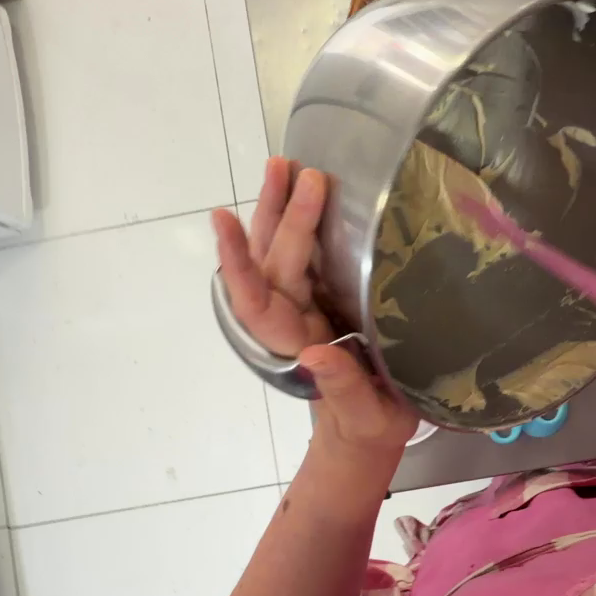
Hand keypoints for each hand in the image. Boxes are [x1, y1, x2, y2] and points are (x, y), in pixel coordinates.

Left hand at [214, 157, 417, 457]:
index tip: (226, 223)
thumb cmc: (369, 425)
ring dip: (276, 210)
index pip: (259, 304)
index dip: (241, 264)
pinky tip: (301, 194)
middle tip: (299, 172)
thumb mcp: (366, 415)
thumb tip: (313, 356)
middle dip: (281, 218)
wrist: (365, 428)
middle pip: (272, 265)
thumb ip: (342, 388)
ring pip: (278, 255)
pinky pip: (301, 258)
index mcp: (296, 347)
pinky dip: (296, 224)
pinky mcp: (319, 300)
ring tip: (282, 166)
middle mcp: (291, 321)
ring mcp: (302, 308)